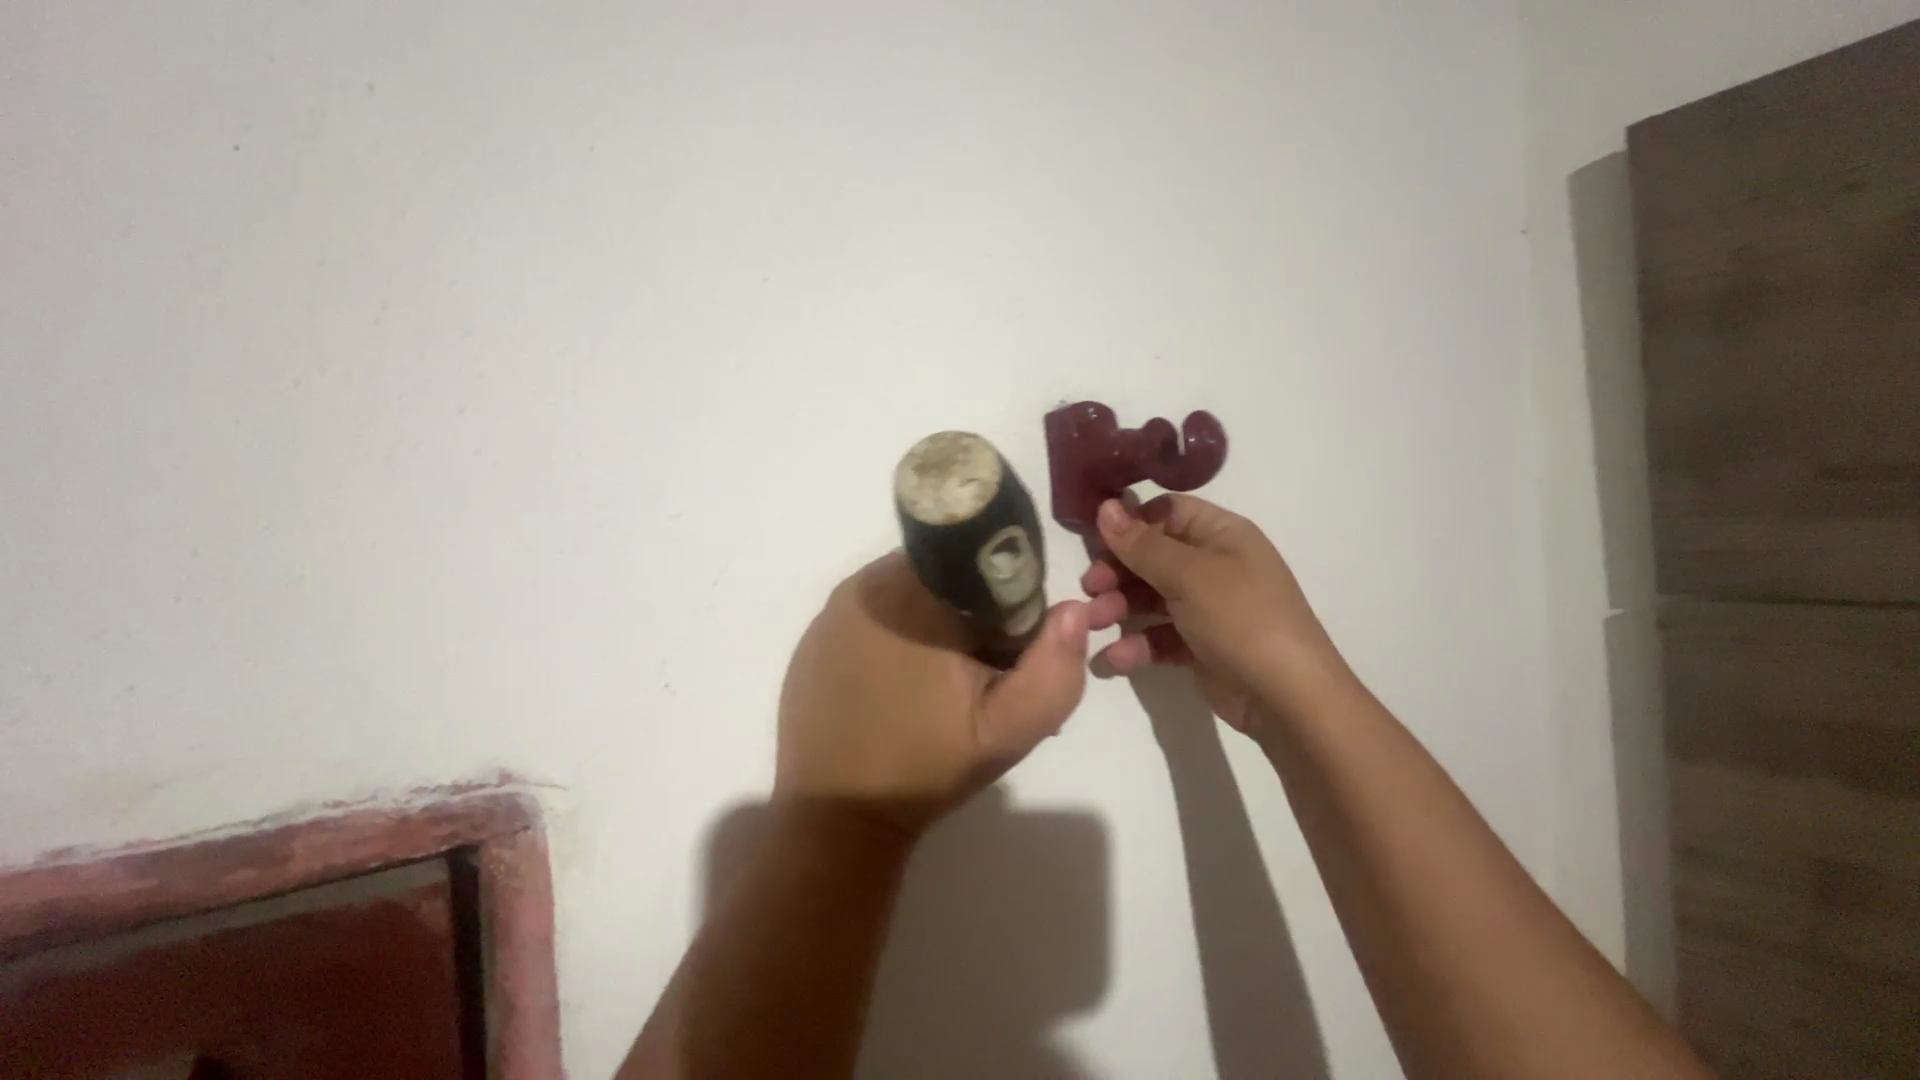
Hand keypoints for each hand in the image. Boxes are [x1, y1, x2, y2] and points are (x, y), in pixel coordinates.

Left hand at [776, 553, 1090, 836]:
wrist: (835, 816)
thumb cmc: (924, 767)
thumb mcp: (1008, 730)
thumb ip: (1054, 669)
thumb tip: (1076, 609)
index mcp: (912, 591)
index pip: (986, 568)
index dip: (1013, 610)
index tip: (1013, 658)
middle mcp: (865, 585)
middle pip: (948, 581)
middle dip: (976, 621)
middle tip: (984, 683)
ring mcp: (833, 613)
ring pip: (911, 599)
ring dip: (938, 631)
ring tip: (943, 692)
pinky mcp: (814, 640)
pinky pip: (875, 621)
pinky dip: (900, 643)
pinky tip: (903, 692)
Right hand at [1081, 495, 1349, 738]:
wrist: (1287, 697)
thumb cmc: (1242, 619)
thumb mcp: (1190, 575)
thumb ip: (1142, 544)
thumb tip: (1106, 507)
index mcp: (1222, 535)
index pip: (1167, 513)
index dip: (1131, 523)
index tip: (1094, 539)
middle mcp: (1214, 565)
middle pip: (1152, 556)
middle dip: (1117, 571)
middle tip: (1089, 588)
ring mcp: (1207, 608)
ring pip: (1150, 597)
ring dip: (1119, 608)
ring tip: (1094, 623)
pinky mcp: (1198, 646)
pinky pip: (1158, 636)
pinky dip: (1136, 645)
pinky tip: (1115, 658)